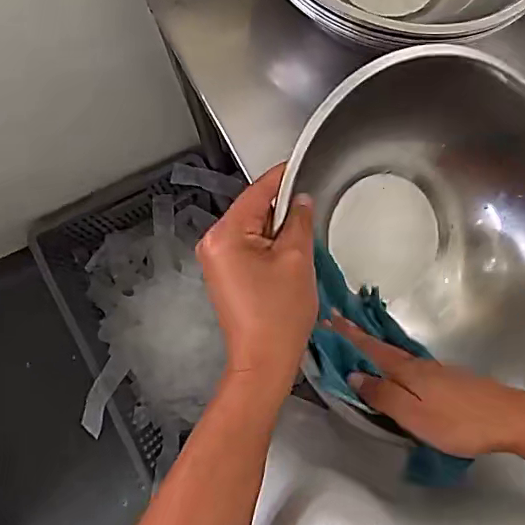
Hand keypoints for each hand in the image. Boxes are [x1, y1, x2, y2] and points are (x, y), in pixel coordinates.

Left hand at [197, 163, 316, 387]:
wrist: (264, 360)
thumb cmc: (278, 315)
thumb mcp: (297, 259)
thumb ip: (298, 220)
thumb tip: (300, 200)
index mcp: (225, 235)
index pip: (257, 192)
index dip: (282, 177)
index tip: (301, 164)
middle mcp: (213, 243)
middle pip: (254, 209)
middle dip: (283, 209)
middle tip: (311, 213)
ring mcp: (217, 260)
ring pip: (254, 228)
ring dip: (278, 230)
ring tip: (301, 244)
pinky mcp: (226, 274)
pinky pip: (250, 246)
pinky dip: (270, 246)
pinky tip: (288, 259)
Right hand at [330, 317, 524, 456]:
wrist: (509, 418)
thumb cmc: (458, 421)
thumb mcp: (413, 415)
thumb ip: (383, 396)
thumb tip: (354, 376)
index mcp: (407, 371)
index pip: (370, 349)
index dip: (349, 336)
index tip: (329, 319)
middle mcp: (419, 365)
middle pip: (383, 348)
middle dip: (358, 337)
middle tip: (337, 324)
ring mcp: (437, 371)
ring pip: (398, 357)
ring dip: (375, 349)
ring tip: (358, 345)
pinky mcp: (449, 381)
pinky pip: (412, 366)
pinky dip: (394, 362)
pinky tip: (396, 370)